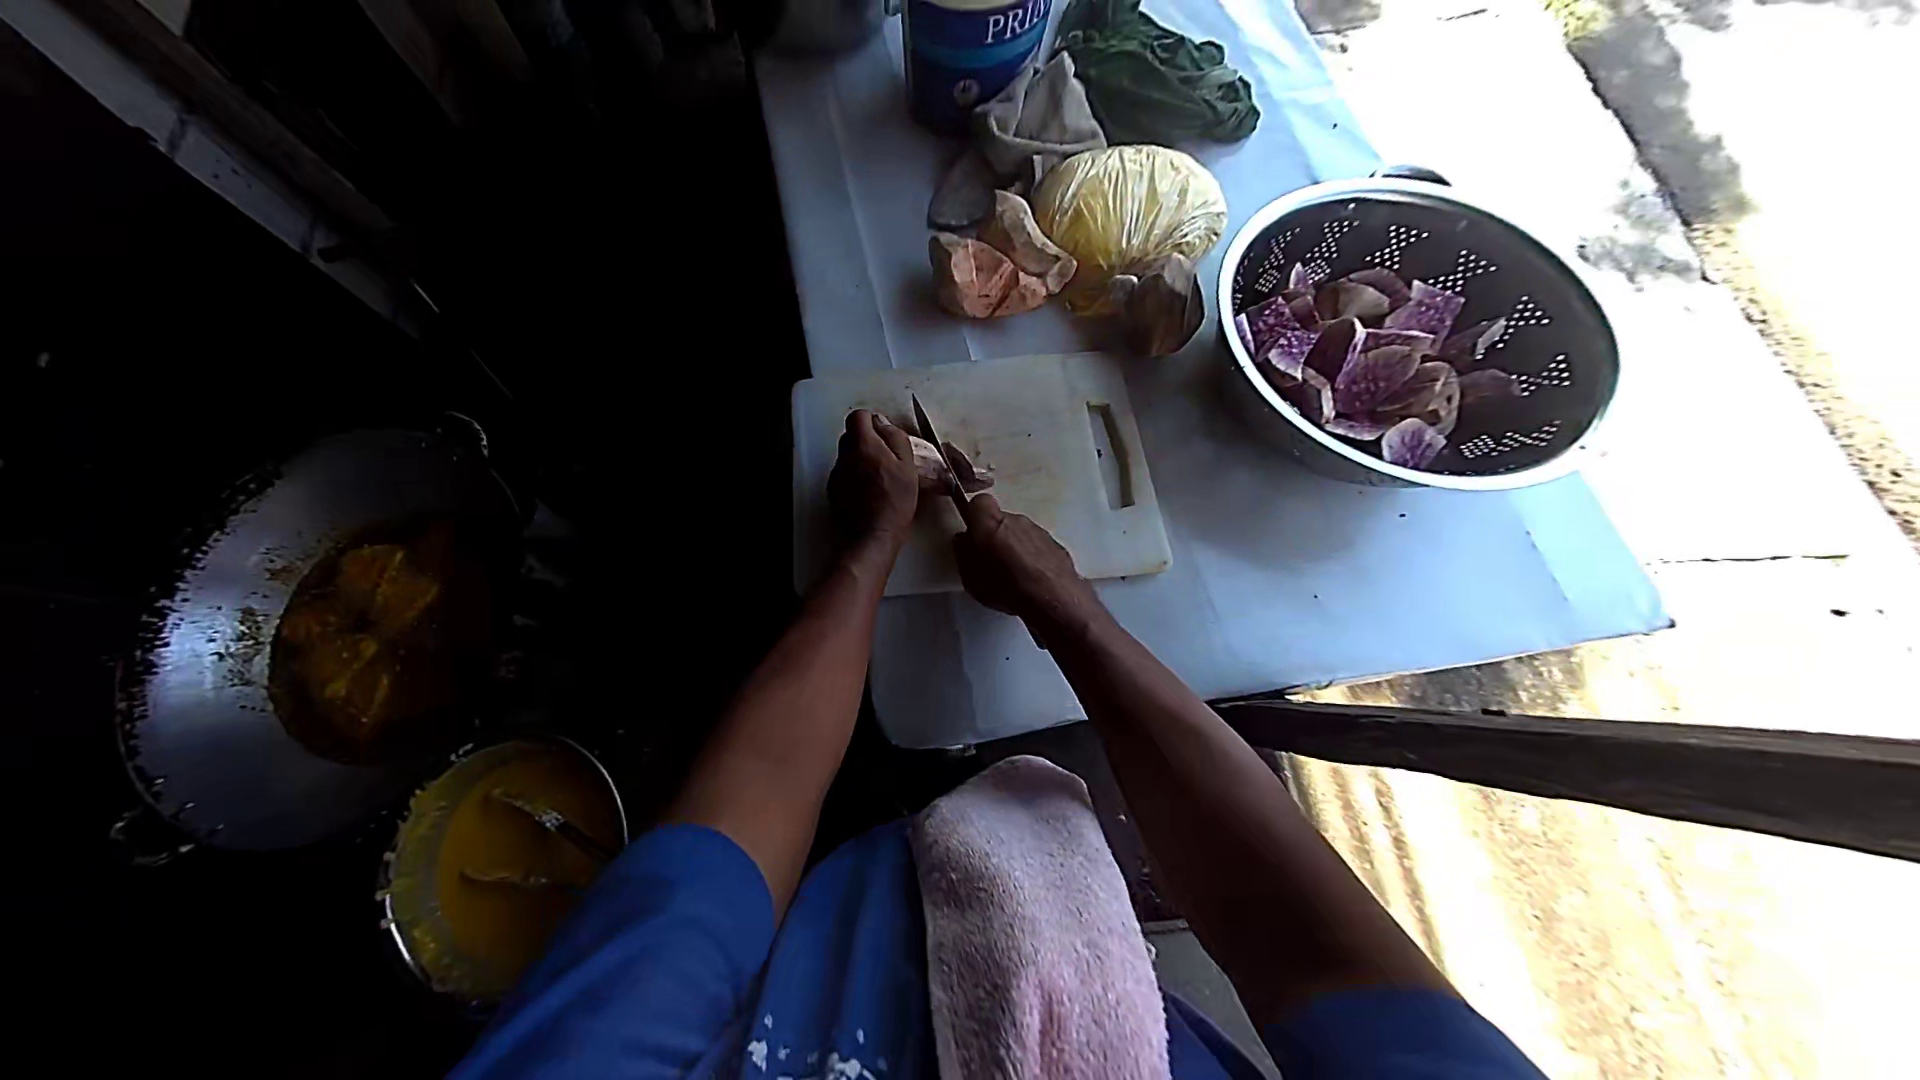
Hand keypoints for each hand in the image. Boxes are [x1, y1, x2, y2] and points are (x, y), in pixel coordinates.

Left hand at [828, 410, 919, 547]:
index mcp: (863, 445)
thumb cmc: (894, 502)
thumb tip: (883, 424)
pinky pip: (844, 474)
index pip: (858, 416)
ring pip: (847, 456)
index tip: (884, 434)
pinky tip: (870, 491)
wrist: (873, 535)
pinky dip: (855, 477)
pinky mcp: (833, 491)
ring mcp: (837, 474)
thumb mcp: (907, 466)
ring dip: (861, 460)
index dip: (872, 421)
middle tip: (887, 457)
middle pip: (851, 436)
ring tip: (880, 477)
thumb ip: (895, 438)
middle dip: (867, 441)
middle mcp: (844, 456)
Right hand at [953, 493, 1108, 641]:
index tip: (972, 533)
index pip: (978, 502)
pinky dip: (1031, 556)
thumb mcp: (970, 577)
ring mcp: (1038, 530)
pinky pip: (1036, 545)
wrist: (1052, 597)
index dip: (974, 516)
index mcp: (990, 522)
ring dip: (1013, 547)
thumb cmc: (1005, 587)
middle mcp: (1015, 519)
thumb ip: (963, 553)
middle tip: (989, 559)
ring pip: (1019, 532)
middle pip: (1000, 519)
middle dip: (994, 535)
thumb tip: (964, 540)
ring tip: (1011, 575)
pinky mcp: (1055, 543)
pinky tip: (1030, 579)